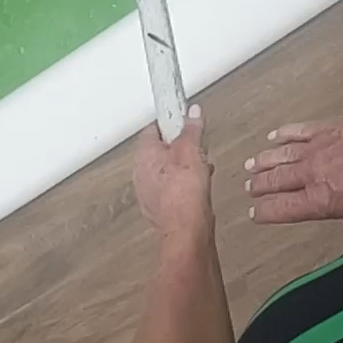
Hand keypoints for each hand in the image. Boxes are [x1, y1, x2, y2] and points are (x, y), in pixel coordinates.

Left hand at [133, 104, 214, 238]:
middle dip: (180, 147)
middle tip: (195, 146)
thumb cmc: (184, 192)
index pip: (153, 128)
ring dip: (183, 167)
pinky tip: (199, 187)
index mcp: (143, 153)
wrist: (187, 229)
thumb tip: (192, 113)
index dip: (170, 122)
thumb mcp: (193, 149)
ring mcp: (148, 192)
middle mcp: (141, 172)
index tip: (183, 120)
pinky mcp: (159, 208)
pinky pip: (171, 189)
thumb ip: (192, 128)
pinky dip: (183, 186)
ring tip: (201, 168)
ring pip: (167, 170)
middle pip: (160, 150)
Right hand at [245, 116, 342, 226]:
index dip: (264, 212)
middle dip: (259, 186)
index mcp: (320, 201)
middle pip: (276, 181)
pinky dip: (283, 134)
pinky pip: (297, 131)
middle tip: (249, 188)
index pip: (281, 209)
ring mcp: (317, 148)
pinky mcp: (326, 128)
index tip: (254, 213)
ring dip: (264, 161)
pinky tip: (273, 137)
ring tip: (251, 165)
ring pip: (281, 155)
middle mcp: (312, 174)